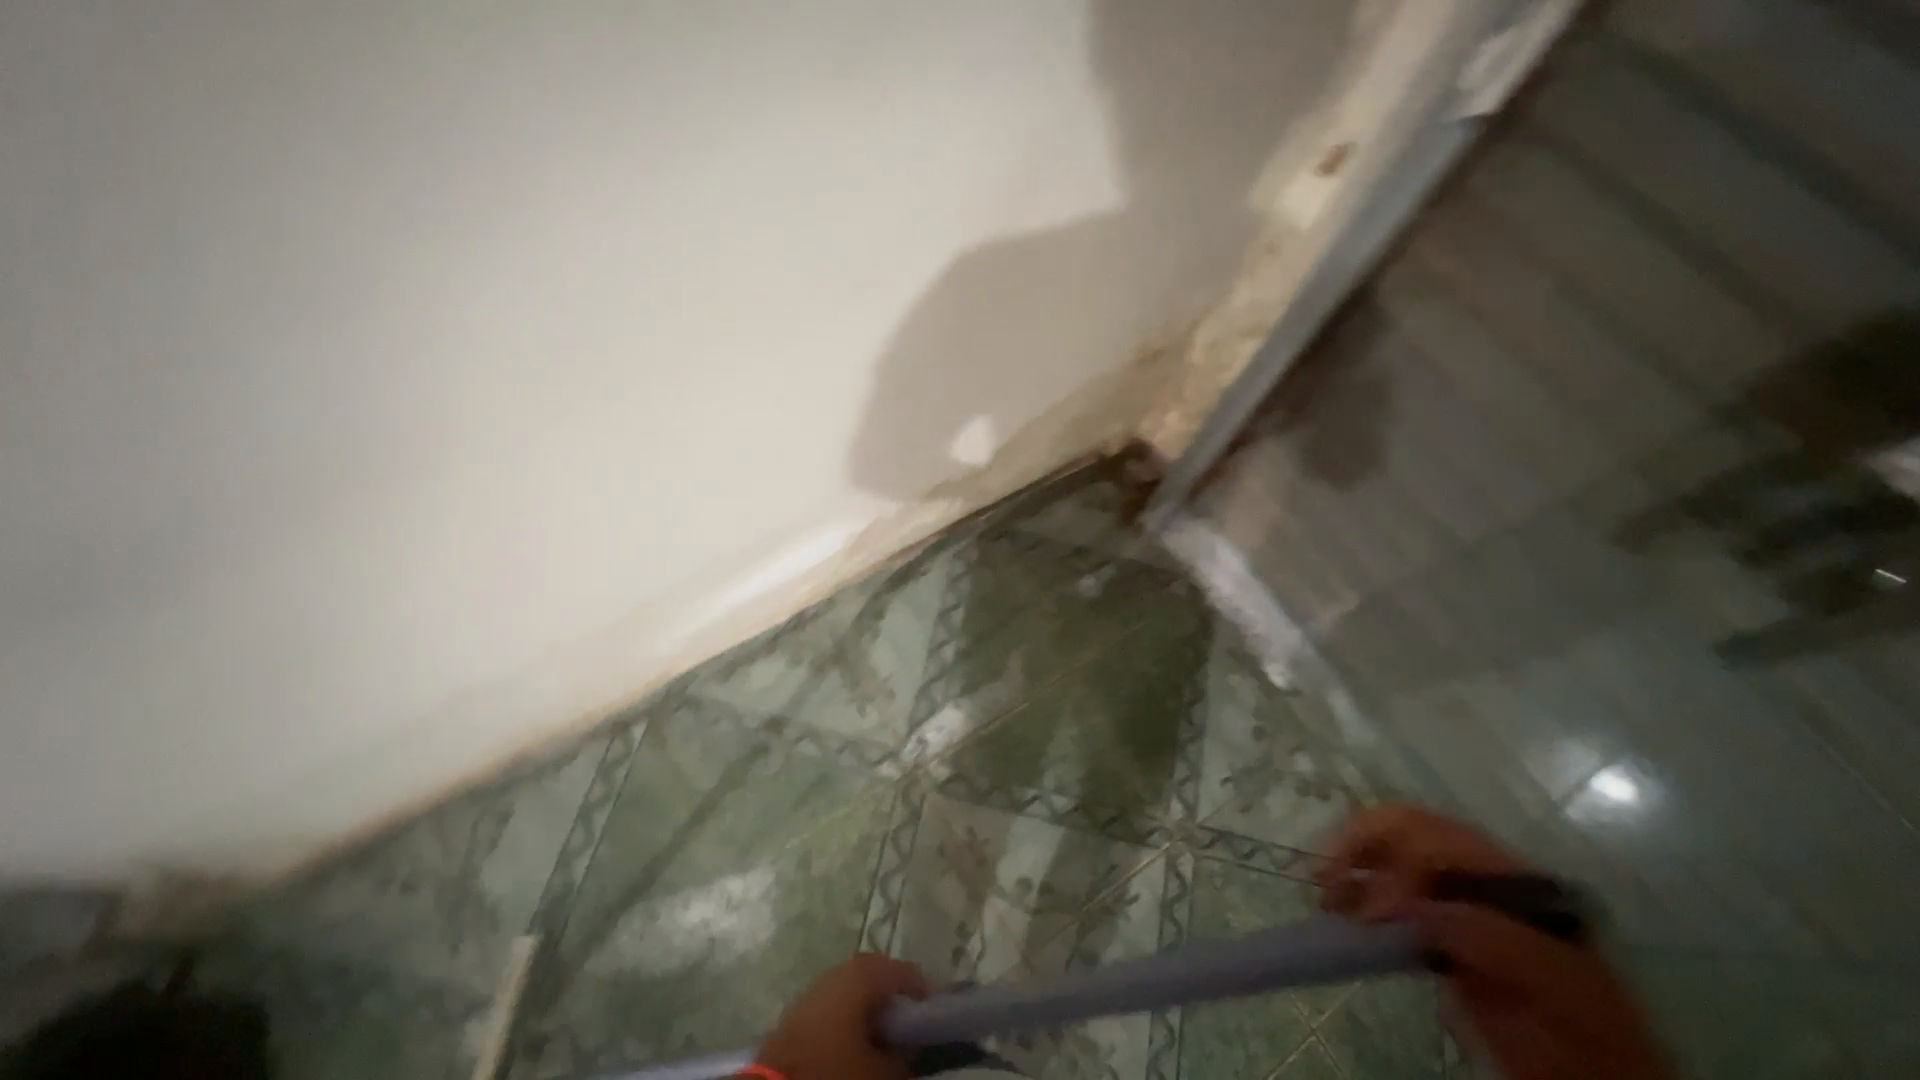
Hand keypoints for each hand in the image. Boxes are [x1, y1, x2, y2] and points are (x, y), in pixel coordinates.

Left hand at [755, 954, 929, 1079]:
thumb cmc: (835, 1073)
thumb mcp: (882, 1072)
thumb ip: (903, 1056)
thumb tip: (908, 1048)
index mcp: (863, 975)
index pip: (906, 973)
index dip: (924, 997)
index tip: (934, 1022)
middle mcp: (838, 971)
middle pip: (878, 978)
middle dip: (895, 1001)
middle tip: (910, 1030)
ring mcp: (815, 989)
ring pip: (853, 992)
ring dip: (870, 1011)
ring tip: (883, 1041)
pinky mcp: (797, 1012)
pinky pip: (834, 1008)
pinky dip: (849, 1020)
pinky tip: (854, 1045)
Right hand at [1316, 805, 1671, 1079]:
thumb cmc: (1586, 1036)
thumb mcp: (1554, 984)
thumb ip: (1492, 938)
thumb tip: (1407, 906)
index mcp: (1512, 880)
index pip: (1438, 836)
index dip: (1391, 853)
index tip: (1366, 906)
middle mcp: (1480, 883)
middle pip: (1407, 836)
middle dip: (1358, 847)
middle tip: (1320, 881)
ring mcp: (1460, 912)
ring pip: (1393, 864)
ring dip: (1352, 870)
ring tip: (1322, 897)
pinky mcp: (1444, 944)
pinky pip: (1394, 906)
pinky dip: (1361, 901)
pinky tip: (1339, 915)